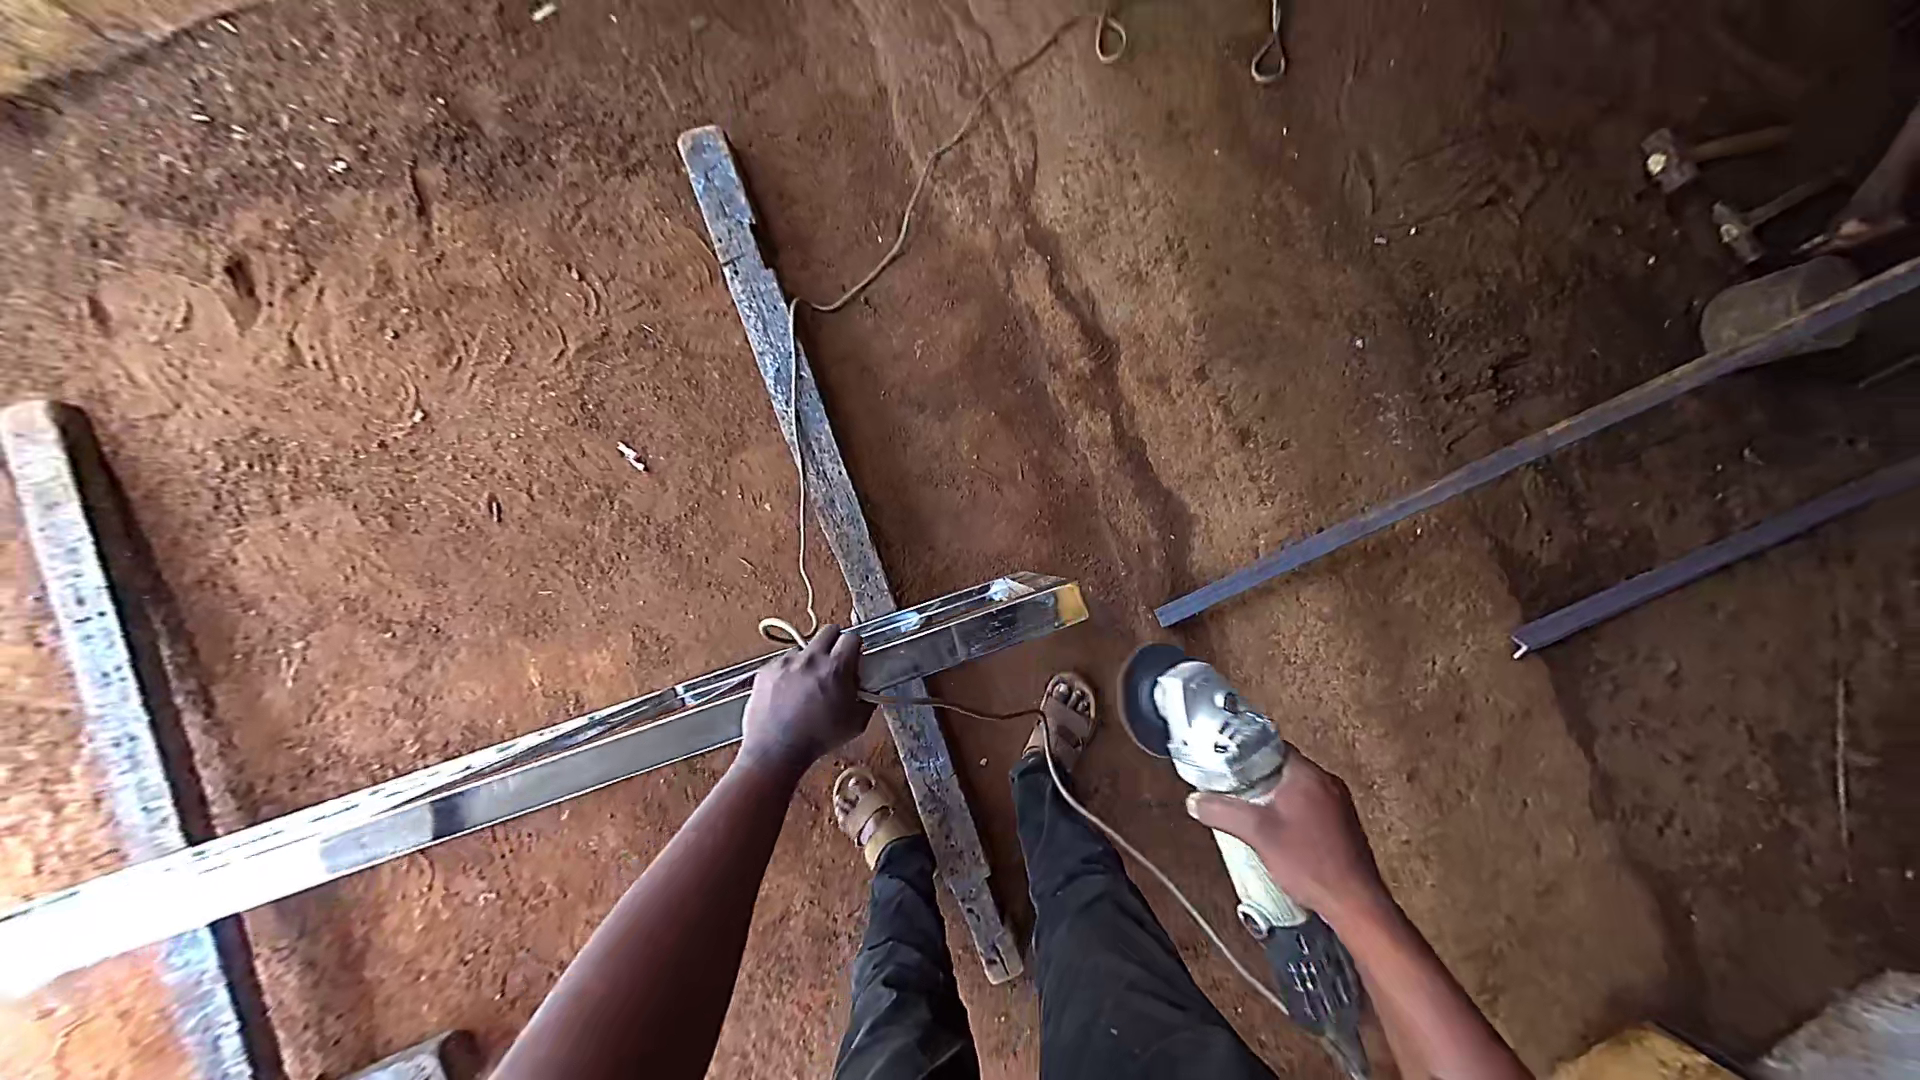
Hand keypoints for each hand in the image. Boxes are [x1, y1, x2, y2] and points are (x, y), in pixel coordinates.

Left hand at [738, 624, 872, 771]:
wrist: (775, 751)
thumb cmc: (818, 739)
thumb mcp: (856, 723)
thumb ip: (868, 700)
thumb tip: (870, 689)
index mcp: (836, 667)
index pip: (852, 637)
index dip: (856, 646)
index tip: (854, 654)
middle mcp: (811, 658)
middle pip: (829, 630)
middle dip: (835, 641)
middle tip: (835, 659)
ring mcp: (786, 662)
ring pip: (804, 648)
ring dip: (810, 659)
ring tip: (808, 682)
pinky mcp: (767, 670)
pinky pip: (783, 662)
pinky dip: (789, 671)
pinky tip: (789, 691)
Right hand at [1186, 749, 1391, 926]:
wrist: (1355, 906)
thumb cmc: (1313, 865)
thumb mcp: (1256, 833)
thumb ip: (1222, 812)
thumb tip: (1196, 801)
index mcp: (1308, 775)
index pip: (1270, 746)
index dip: (1244, 752)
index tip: (1225, 762)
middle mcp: (1327, 784)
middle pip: (1281, 768)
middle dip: (1255, 778)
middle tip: (1233, 790)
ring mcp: (1338, 806)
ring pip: (1294, 788)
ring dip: (1272, 797)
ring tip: (1251, 813)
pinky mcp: (1342, 827)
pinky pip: (1308, 807)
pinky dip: (1288, 813)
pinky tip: (1276, 833)